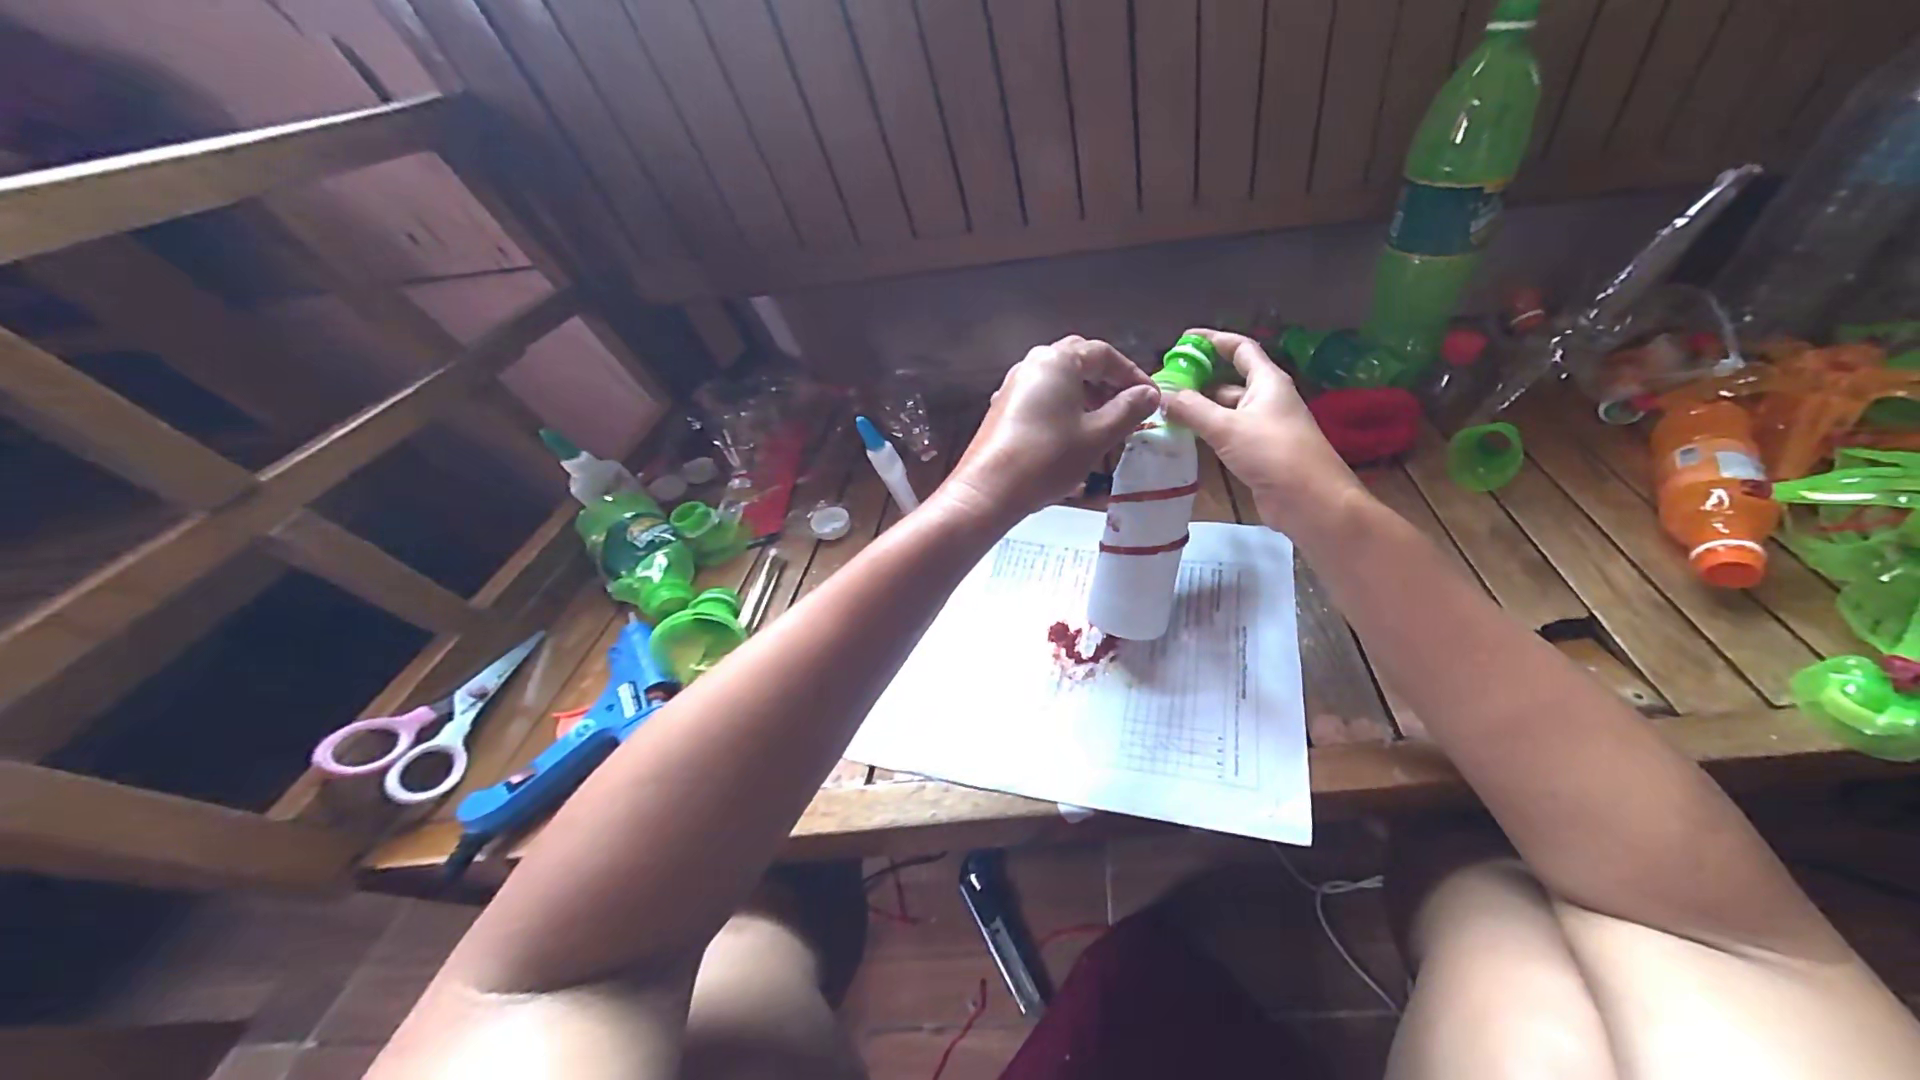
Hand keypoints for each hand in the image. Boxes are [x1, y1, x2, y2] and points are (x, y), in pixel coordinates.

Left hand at [940, 336, 1159, 526]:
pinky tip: (1075, 437)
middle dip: (1108, 383)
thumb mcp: (1097, 435)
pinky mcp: (1004, 408)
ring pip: (1060, 382)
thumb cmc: (1047, 458)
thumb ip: (1128, 410)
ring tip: (1106, 426)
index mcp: (1057, 360)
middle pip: (1080, 363)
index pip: (1104, 354)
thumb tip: (1148, 394)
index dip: (1131, 374)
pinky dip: (1065, 409)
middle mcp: (1032, 364)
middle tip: (1129, 408)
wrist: (989, 490)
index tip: (1149, 398)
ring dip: (1088, 398)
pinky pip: (1043, 399)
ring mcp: (1014, 385)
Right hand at [1162, 329, 1362, 533]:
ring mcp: (1263, 427)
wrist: (1310, 501)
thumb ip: (1192, 409)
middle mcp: (1267, 399)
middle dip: (1199, 378)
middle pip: (1229, 380)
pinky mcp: (1257, 453)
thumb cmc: (1273, 453)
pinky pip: (1226, 433)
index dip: (1214, 340)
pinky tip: (1183, 436)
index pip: (1240, 348)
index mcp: (1267, 382)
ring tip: (1165, 409)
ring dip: (1199, 408)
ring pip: (1225, 409)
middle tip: (1165, 382)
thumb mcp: (1227, 427)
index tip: (1185, 339)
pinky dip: (1205, 431)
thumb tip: (1162, 395)